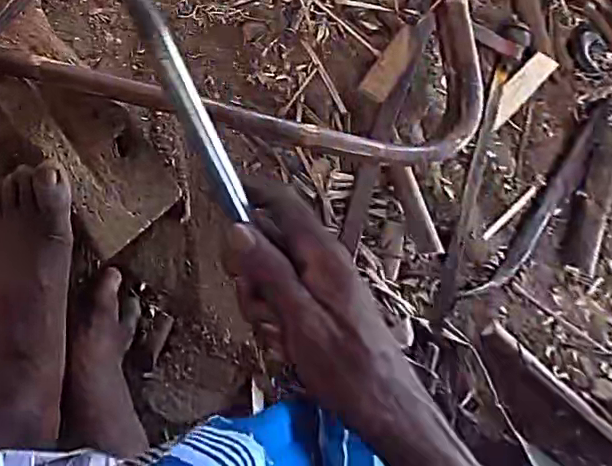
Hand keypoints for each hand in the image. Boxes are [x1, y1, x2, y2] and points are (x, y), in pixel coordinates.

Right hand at [223, 183, 473, 465]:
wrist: (394, 422)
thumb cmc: (352, 372)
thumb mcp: (302, 320)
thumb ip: (269, 271)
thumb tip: (236, 227)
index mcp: (321, 254)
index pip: (280, 200)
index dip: (248, 188)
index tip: (217, 192)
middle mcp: (320, 260)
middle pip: (265, 237)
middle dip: (246, 264)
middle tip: (251, 294)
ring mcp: (319, 283)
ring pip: (266, 268)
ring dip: (257, 297)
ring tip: (274, 329)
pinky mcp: (318, 305)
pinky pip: (278, 293)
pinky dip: (271, 314)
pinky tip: (283, 341)